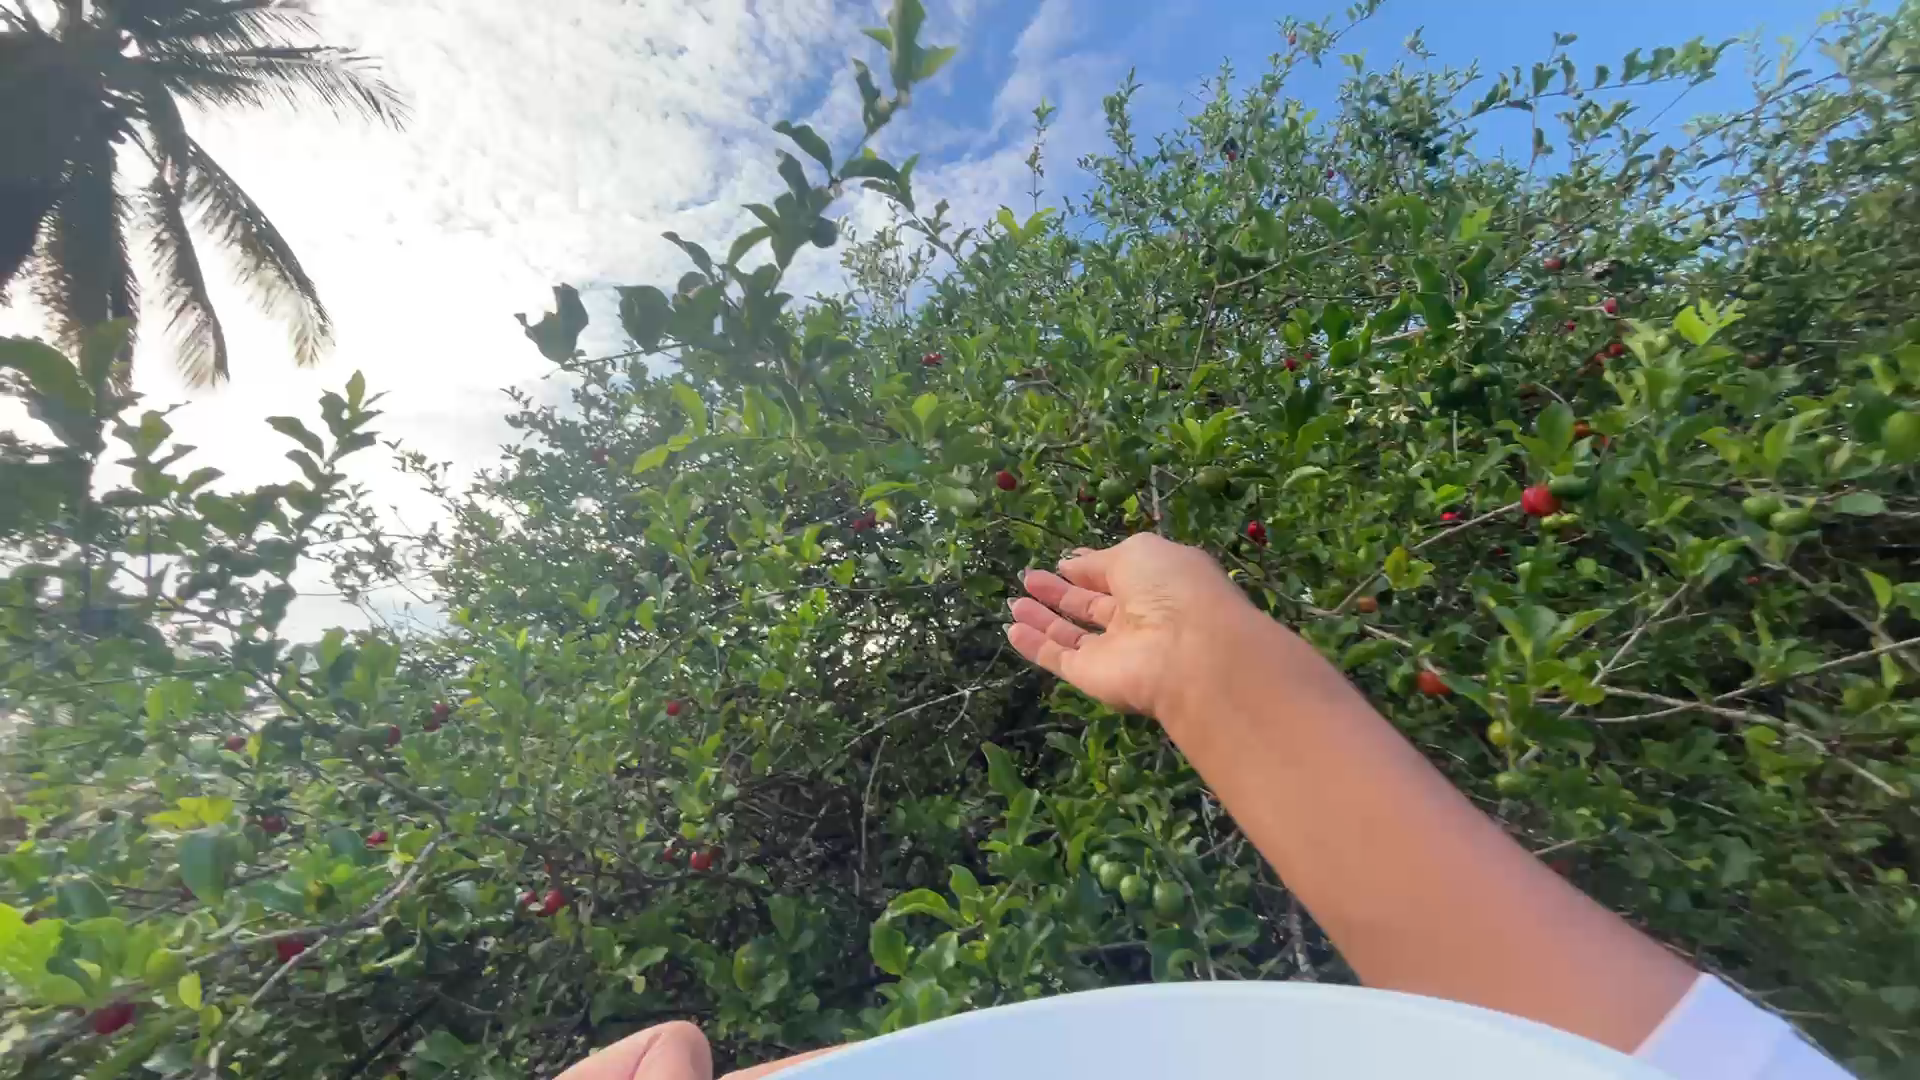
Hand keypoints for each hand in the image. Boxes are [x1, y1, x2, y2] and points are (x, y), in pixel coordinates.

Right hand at [1005, 533, 1262, 720]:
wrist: (1190, 653)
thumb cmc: (1170, 588)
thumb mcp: (1137, 553)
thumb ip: (1100, 561)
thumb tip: (1071, 563)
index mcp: (1155, 584)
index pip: (1116, 575)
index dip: (1089, 568)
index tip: (1062, 562)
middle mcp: (1135, 618)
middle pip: (1090, 605)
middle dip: (1060, 591)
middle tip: (1028, 578)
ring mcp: (1113, 650)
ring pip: (1071, 634)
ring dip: (1042, 618)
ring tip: (1014, 601)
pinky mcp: (1092, 676)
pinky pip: (1058, 658)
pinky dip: (1034, 646)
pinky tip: (1011, 629)